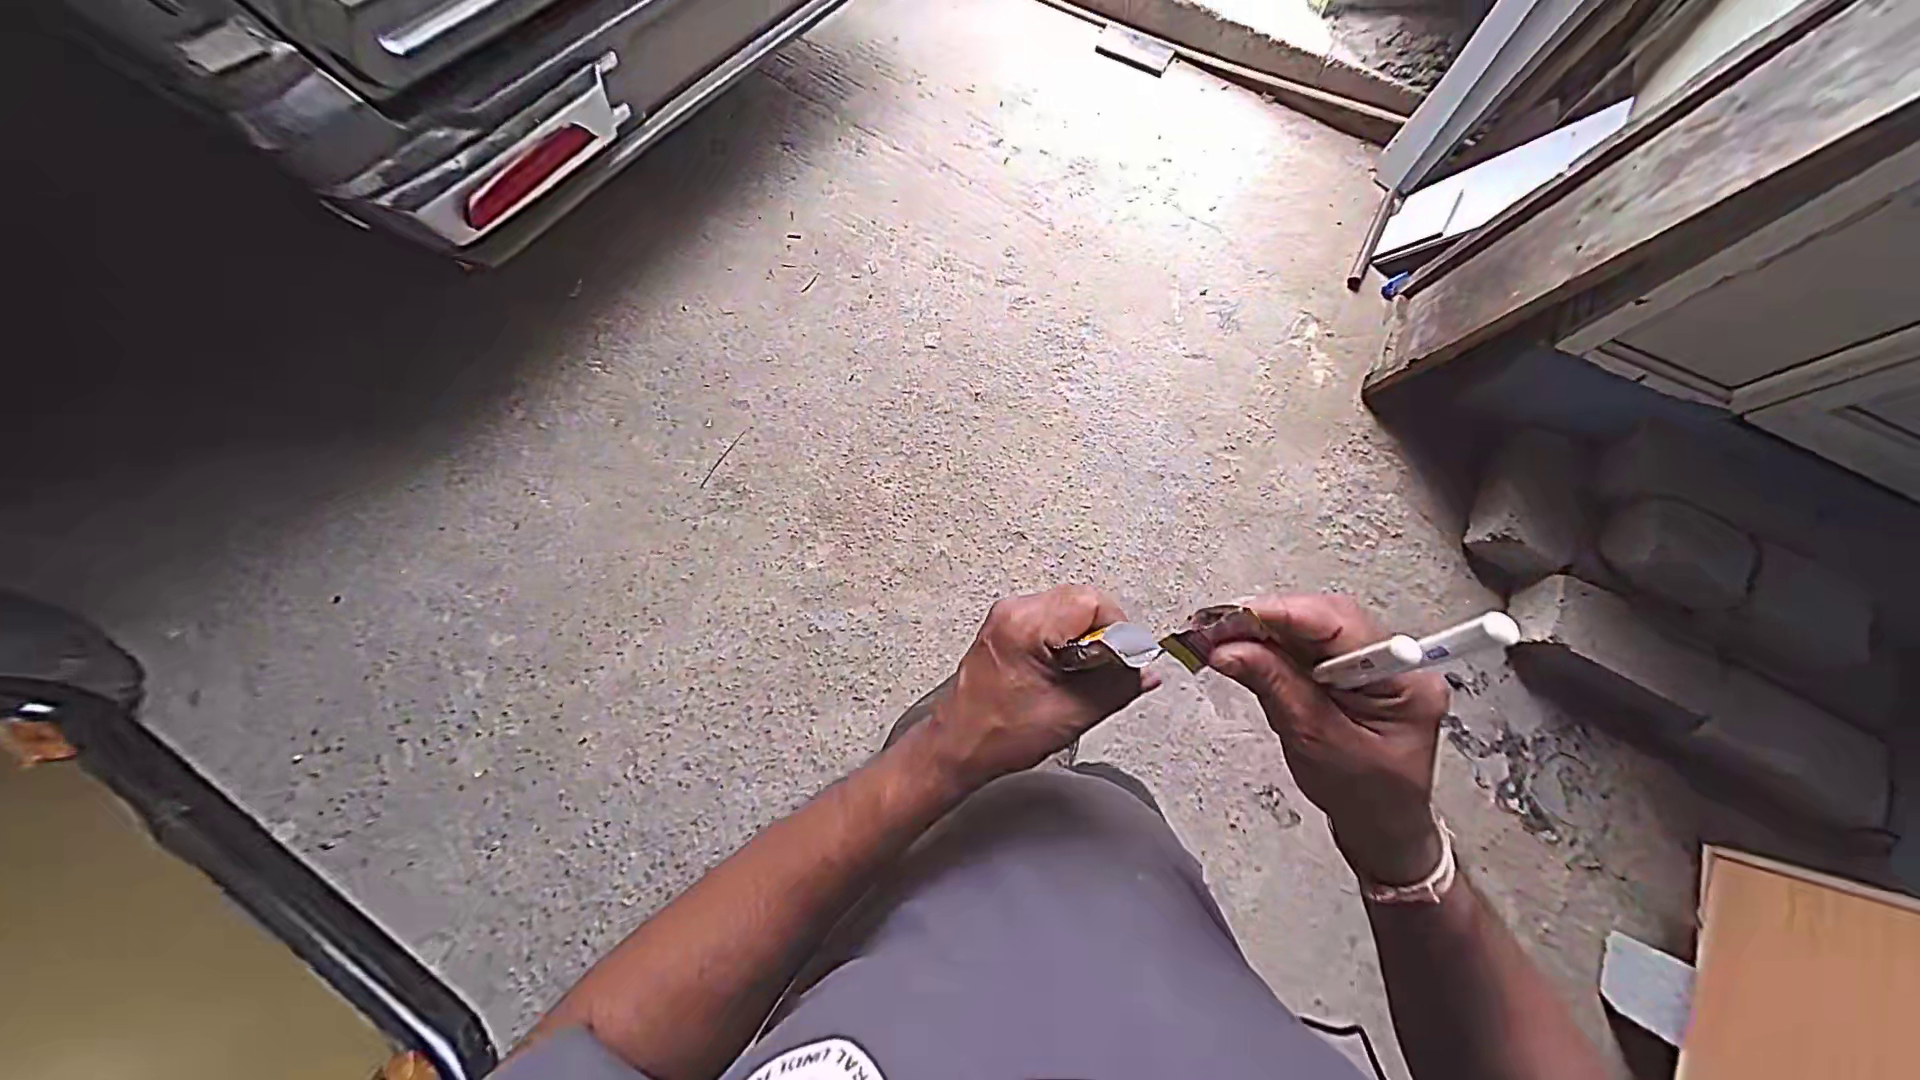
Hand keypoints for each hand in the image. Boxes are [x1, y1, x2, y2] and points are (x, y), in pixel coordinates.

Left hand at [911, 586, 1158, 790]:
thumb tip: (1146, 672)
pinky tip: (1063, 669)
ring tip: (1080, 673)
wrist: (957, 744)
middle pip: (1080, 598)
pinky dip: (1066, 637)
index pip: (1092, 601)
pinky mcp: (1004, 625)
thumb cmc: (998, 735)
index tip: (1122, 660)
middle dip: (1102, 632)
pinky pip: (1049, 617)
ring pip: (1066, 606)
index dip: (1117, 630)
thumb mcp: (1071, 714)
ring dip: (1084, 635)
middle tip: (1104, 668)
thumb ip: (1117, 687)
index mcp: (1025, 626)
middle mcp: (1012, 611)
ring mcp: (1006, 616)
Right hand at [1206, 594, 1450, 885]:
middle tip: (1216, 627)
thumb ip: (1274, 687)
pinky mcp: (1341, 664)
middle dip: (1264, 618)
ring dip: (1260, 628)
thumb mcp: (1315, 741)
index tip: (1233, 617)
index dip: (1281, 614)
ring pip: (1308, 624)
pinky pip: (1302, 640)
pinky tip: (1240, 646)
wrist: (1380, 823)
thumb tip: (1230, 649)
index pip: (1339, 624)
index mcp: (1404, 680)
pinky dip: (1266, 641)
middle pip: (1321, 616)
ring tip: (1220, 637)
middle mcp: (1389, 659)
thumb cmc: (1366, 794)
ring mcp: (1366, 659)